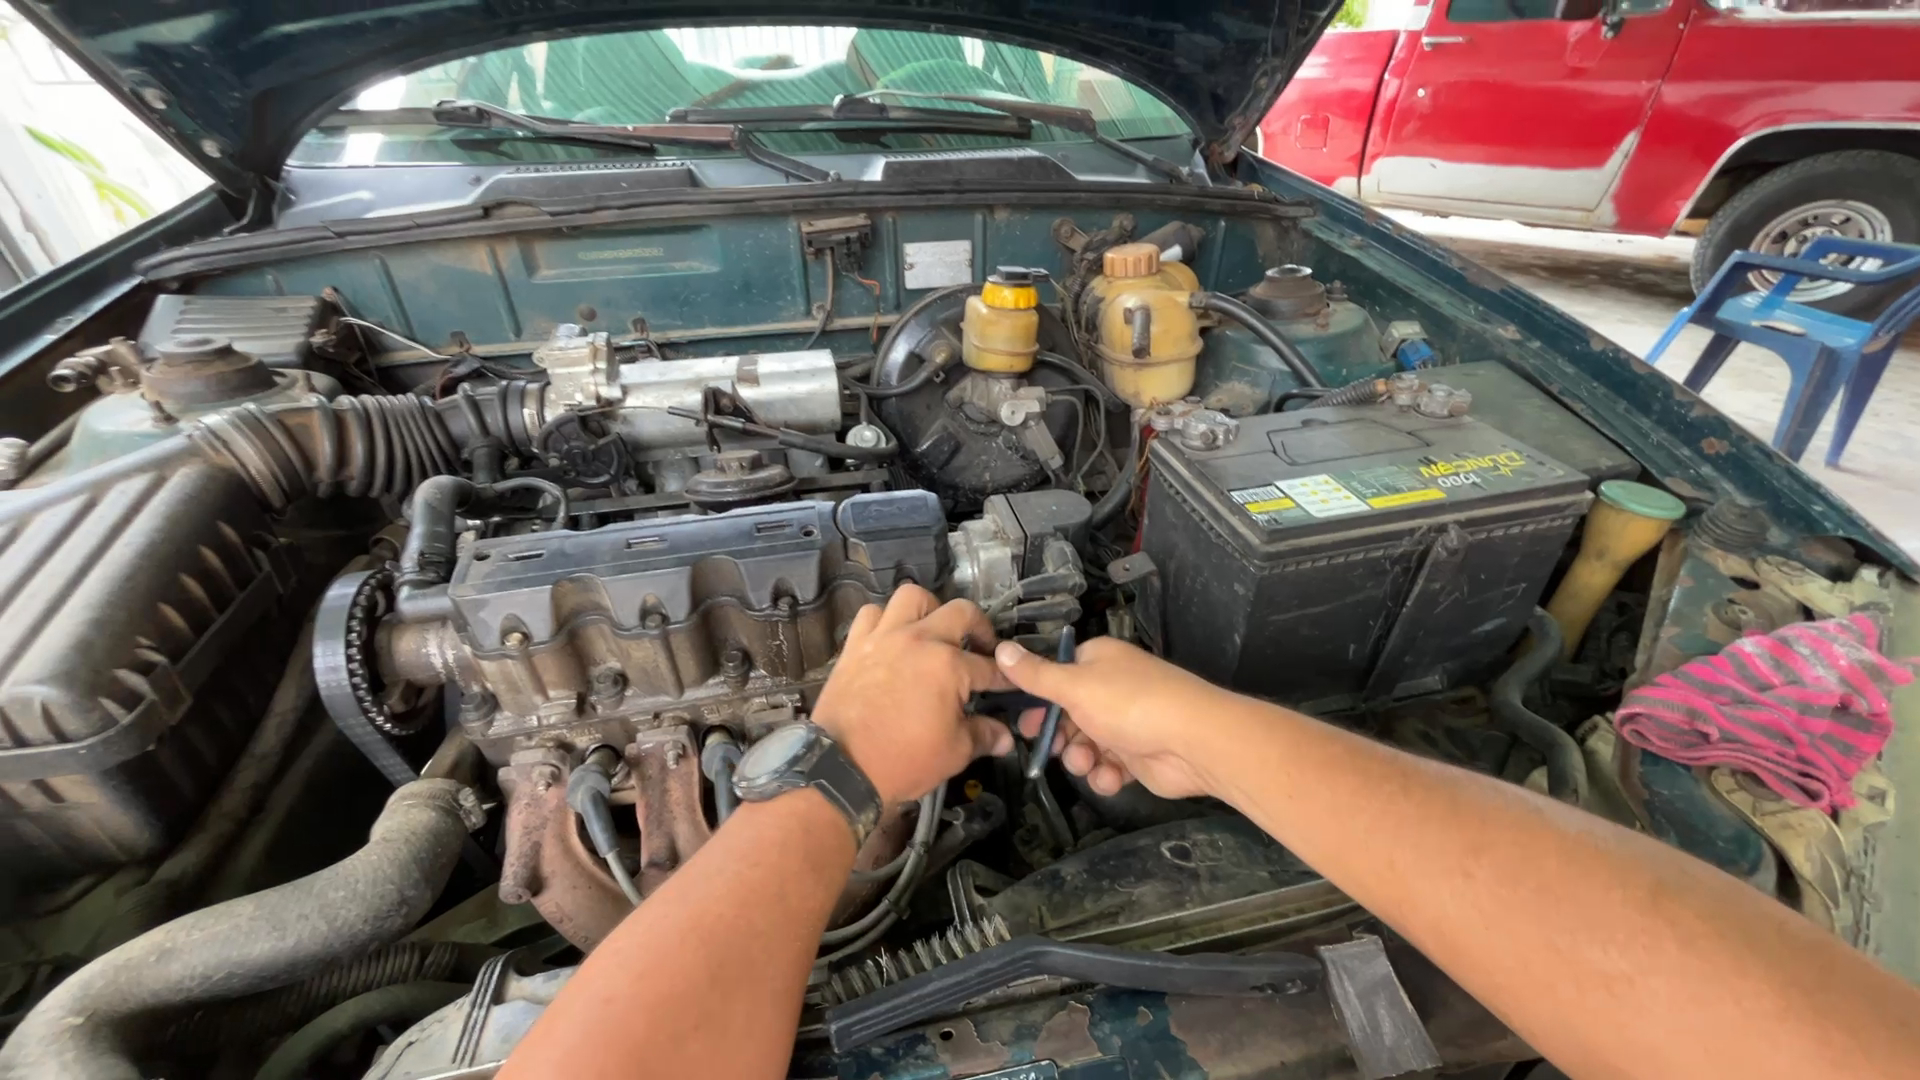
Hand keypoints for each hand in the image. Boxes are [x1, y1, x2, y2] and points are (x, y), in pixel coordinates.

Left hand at [812, 585, 1014, 804]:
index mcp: (949, 665)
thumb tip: (1006, 736)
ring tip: (935, 630)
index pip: (989, 667)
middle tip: (983, 647)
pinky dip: (886, 619)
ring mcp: (884, 637)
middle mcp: (919, 639)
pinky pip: (872, 614)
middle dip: (980, 628)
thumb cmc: (902, 761)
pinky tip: (893, 636)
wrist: (840, 769)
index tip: (1014, 682)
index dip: (1006, 677)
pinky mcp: (856, 644)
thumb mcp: (954, 753)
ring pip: (913, 597)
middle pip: (961, 613)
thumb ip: (983, 735)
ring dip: (931, 610)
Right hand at [995, 637, 1232, 799]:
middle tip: (1046, 749)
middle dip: (1058, 735)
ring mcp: (1126, 721)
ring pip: (1086, 742)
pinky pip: (1109, 765)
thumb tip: (999, 647)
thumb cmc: (1129, 704)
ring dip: (1080, 758)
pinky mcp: (1139, 754)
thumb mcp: (1073, 686)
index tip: (1024, 720)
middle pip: (1068, 713)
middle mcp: (1111, 687)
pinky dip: (1105, 774)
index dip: (1038, 699)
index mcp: (1097, 660)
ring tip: (1087, 764)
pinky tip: (1110, 777)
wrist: (1193, 741)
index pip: (1057, 674)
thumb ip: (1034, 675)